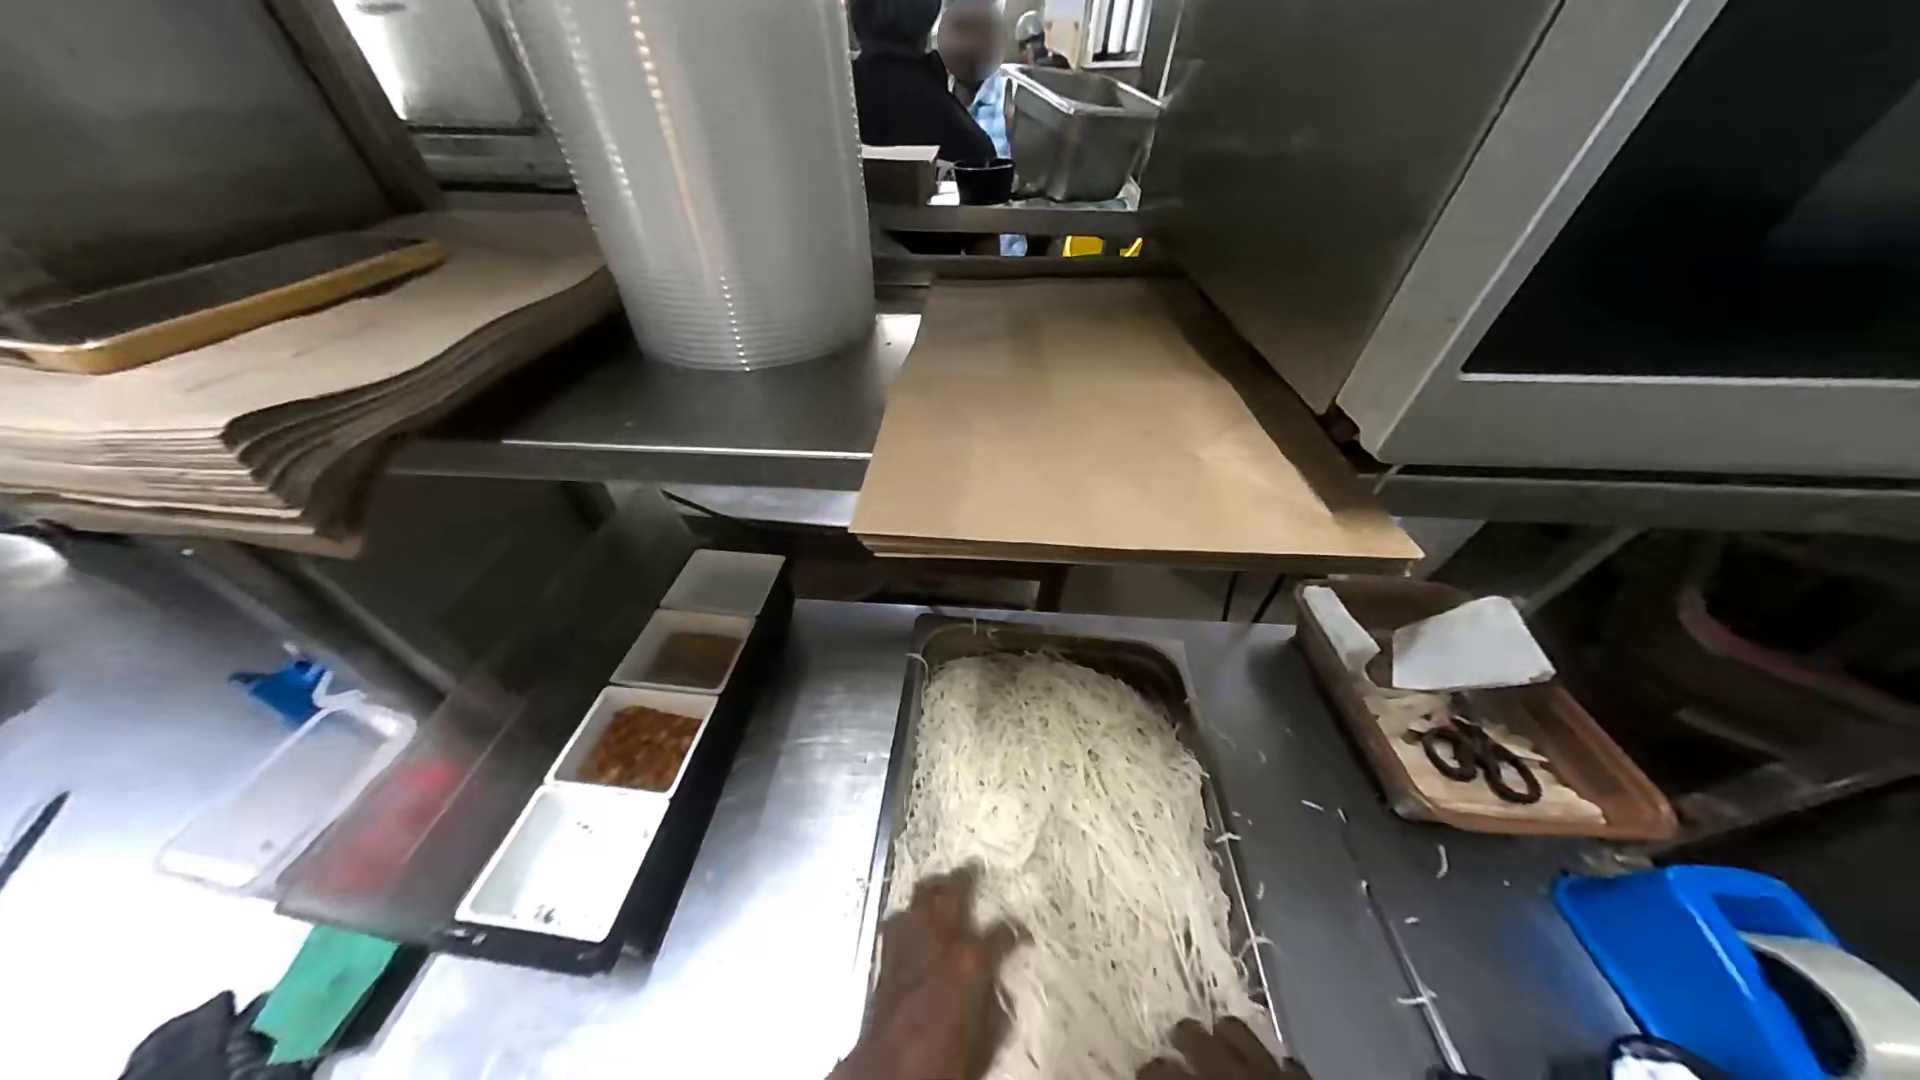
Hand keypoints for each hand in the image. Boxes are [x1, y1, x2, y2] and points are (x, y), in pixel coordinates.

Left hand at [832, 864, 1023, 1079]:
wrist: (891, 1073)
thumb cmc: (945, 1060)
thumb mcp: (987, 1035)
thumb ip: (994, 998)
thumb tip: (996, 982)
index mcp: (970, 959)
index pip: (1003, 932)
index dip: (1016, 932)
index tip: (1022, 935)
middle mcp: (939, 939)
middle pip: (954, 891)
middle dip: (967, 877)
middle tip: (975, 869)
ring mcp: (910, 941)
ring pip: (922, 894)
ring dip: (934, 888)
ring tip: (942, 884)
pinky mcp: (888, 952)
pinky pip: (898, 918)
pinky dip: (908, 914)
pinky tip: (912, 918)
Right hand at [1137, 1018, 1311, 1079]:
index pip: (1159, 1071)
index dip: (1148, 1072)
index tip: (1143, 1073)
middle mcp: (1226, 1074)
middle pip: (1193, 1036)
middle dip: (1183, 1039)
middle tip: (1178, 1045)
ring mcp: (1267, 1072)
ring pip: (1236, 1031)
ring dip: (1223, 1035)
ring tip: (1218, 1040)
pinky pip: (1283, 1059)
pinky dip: (1271, 1062)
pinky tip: (1267, 1069)